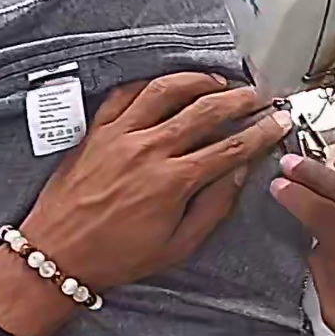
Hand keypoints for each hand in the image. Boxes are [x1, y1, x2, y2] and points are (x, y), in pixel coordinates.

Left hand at [0, 73, 291, 335]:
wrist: (58, 254)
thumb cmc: (116, 256)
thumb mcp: (177, 246)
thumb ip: (213, 207)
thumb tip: (238, 174)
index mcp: (173, 182)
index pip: (230, 147)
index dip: (261, 132)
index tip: (277, 122)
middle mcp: (149, 151)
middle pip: (205, 110)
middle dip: (239, 98)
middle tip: (256, 96)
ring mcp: (120, 136)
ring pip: (165, 90)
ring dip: (197, 79)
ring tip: (217, 81)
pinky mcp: (96, 131)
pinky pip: (125, 94)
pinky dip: (149, 83)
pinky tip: (165, 85)